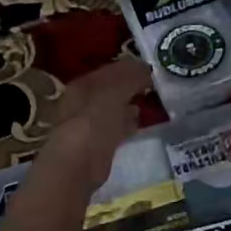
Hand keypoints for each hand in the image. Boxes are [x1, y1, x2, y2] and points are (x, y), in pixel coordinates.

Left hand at [37, 57, 152, 190]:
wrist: (78, 163)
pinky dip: (127, 124)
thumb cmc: (93, 121)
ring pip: (113, 109)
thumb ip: (131, 79)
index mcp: (83, 85)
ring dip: (128, 105)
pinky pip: (115, 128)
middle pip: (110, 89)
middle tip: (152, 84)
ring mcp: (89, 125)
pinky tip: (138, 123)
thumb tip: (145, 69)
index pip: (109, 70)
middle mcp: (83, 102)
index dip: (129, 68)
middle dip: (129, 86)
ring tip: (148, 101)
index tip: (150, 69)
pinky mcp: (97, 145)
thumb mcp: (115, 92)